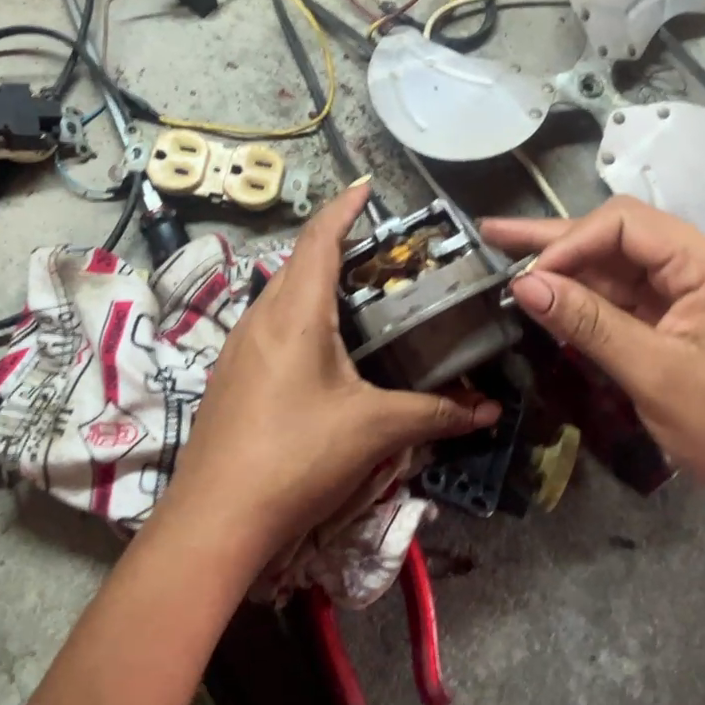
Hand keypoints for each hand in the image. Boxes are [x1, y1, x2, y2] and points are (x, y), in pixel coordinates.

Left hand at [157, 182, 500, 560]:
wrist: (215, 518)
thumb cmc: (296, 457)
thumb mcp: (373, 431)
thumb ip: (434, 414)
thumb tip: (489, 411)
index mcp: (295, 313)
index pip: (319, 239)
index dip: (343, 207)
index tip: (367, 187)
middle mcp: (260, 317)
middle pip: (298, 262)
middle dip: (336, 245)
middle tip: (381, 252)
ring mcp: (238, 347)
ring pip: (280, 294)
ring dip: (315, 282)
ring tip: (357, 294)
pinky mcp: (231, 375)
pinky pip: (269, 325)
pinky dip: (299, 316)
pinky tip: (322, 349)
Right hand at [481, 197, 704, 519]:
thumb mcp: (654, 375)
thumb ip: (588, 323)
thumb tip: (525, 284)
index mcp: (703, 264)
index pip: (622, 225)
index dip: (569, 243)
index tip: (528, 278)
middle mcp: (695, 266)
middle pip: (614, 237)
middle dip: (554, 239)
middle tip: (494, 234)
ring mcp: (686, 294)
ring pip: (614, 266)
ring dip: (564, 267)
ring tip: (506, 256)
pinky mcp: (678, 321)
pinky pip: (623, 297)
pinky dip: (584, 298)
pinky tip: (547, 296)